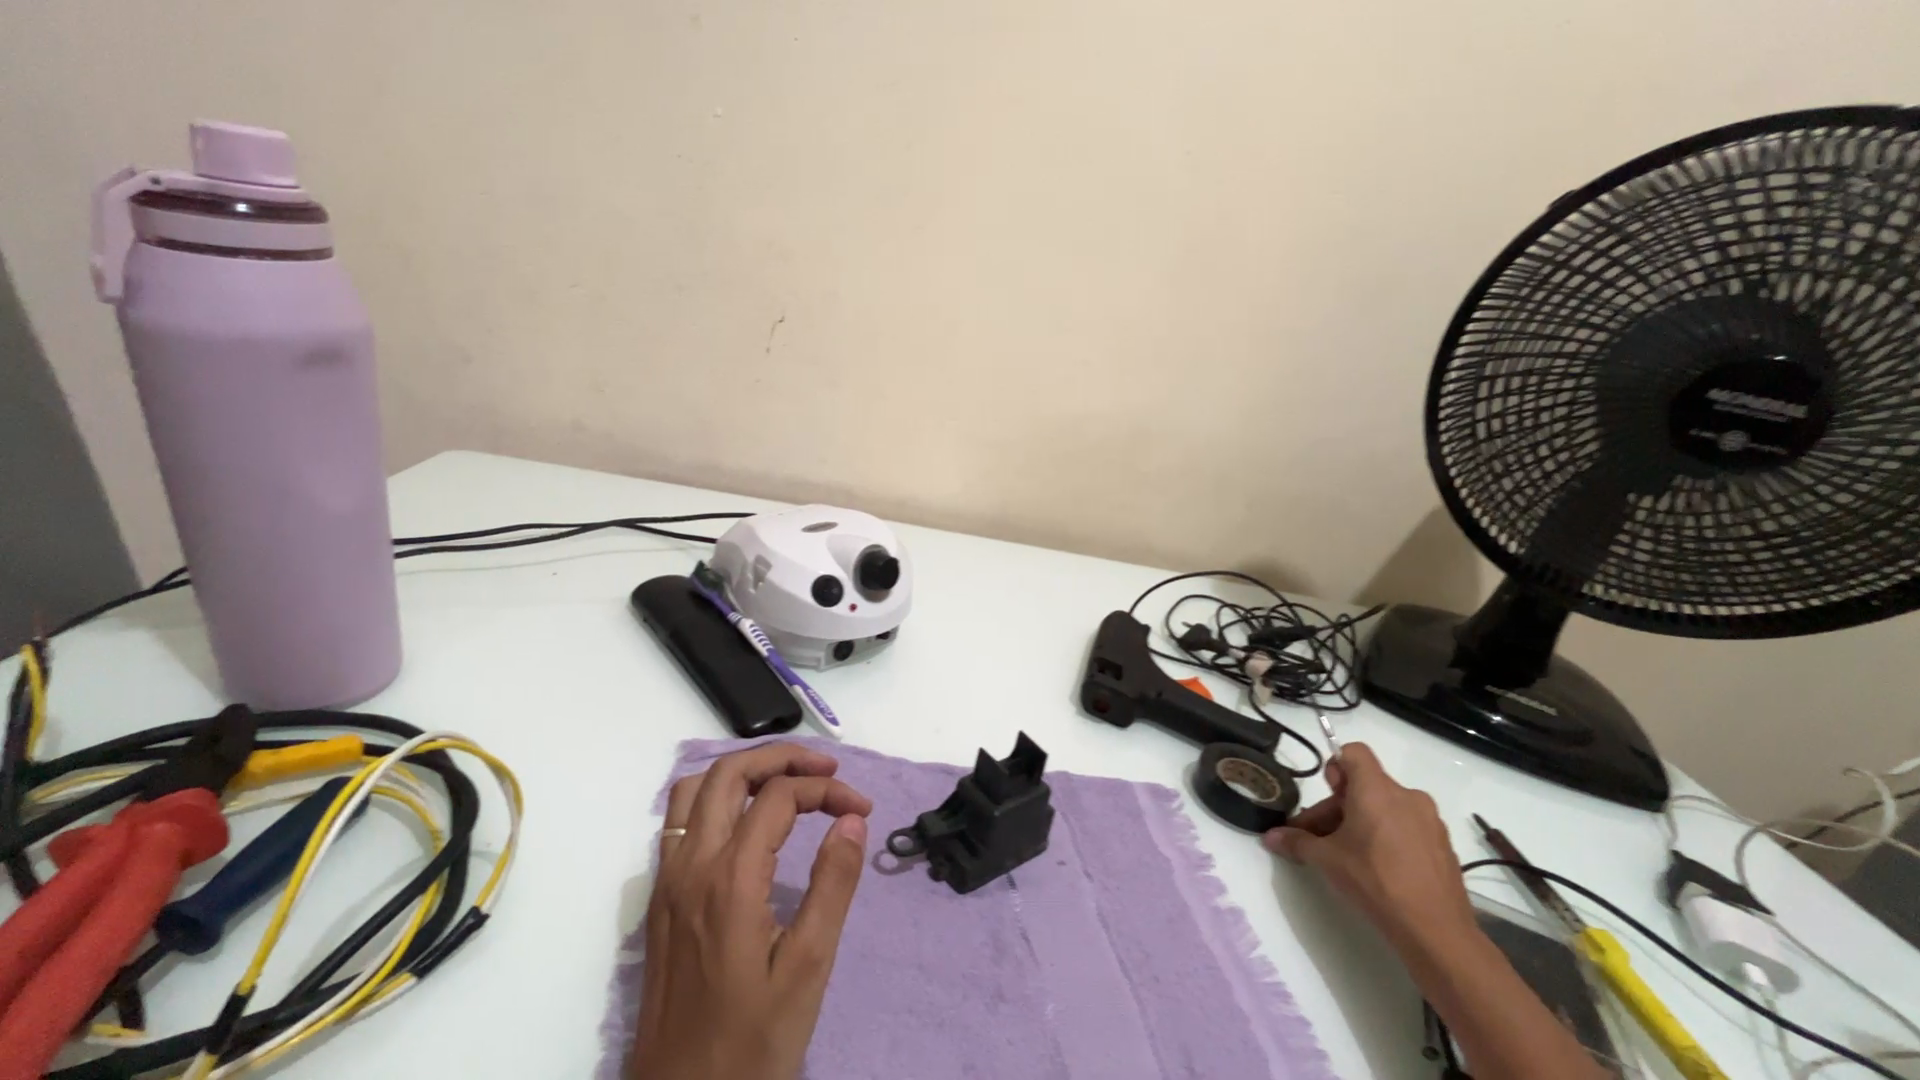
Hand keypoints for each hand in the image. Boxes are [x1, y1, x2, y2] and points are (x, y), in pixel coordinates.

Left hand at [628, 743, 873, 1079]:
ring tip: (788, 784)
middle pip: (730, 774)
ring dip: (743, 772)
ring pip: (695, 790)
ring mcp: (667, 880)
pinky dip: (715, 799)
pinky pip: (680, 822)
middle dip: (783, 758)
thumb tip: (852, 819)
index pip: (780, 796)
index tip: (862, 810)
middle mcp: (691, 865)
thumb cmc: (752, 1038)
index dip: (827, 790)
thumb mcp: (808, 966)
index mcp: (730, 878)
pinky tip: (746, 823)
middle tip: (828, 771)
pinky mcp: (659, 899)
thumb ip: (832, 884)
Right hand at [1262, 742, 1476, 954]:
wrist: (1435, 929)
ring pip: (1386, 807)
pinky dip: (1388, 837)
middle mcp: (1407, 796)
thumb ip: (1297, 842)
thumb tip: (1270, 837)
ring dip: (1362, 823)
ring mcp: (1429, 820)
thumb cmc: (1375, 881)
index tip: (1326, 798)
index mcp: (1377, 790)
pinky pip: (1407, 826)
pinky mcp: (1442, 844)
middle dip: (1338, 808)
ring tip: (1348, 857)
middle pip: (1365, 786)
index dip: (1335, 768)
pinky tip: (1379, 869)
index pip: (1354, 752)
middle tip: (1319, 840)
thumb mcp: (1327, 860)